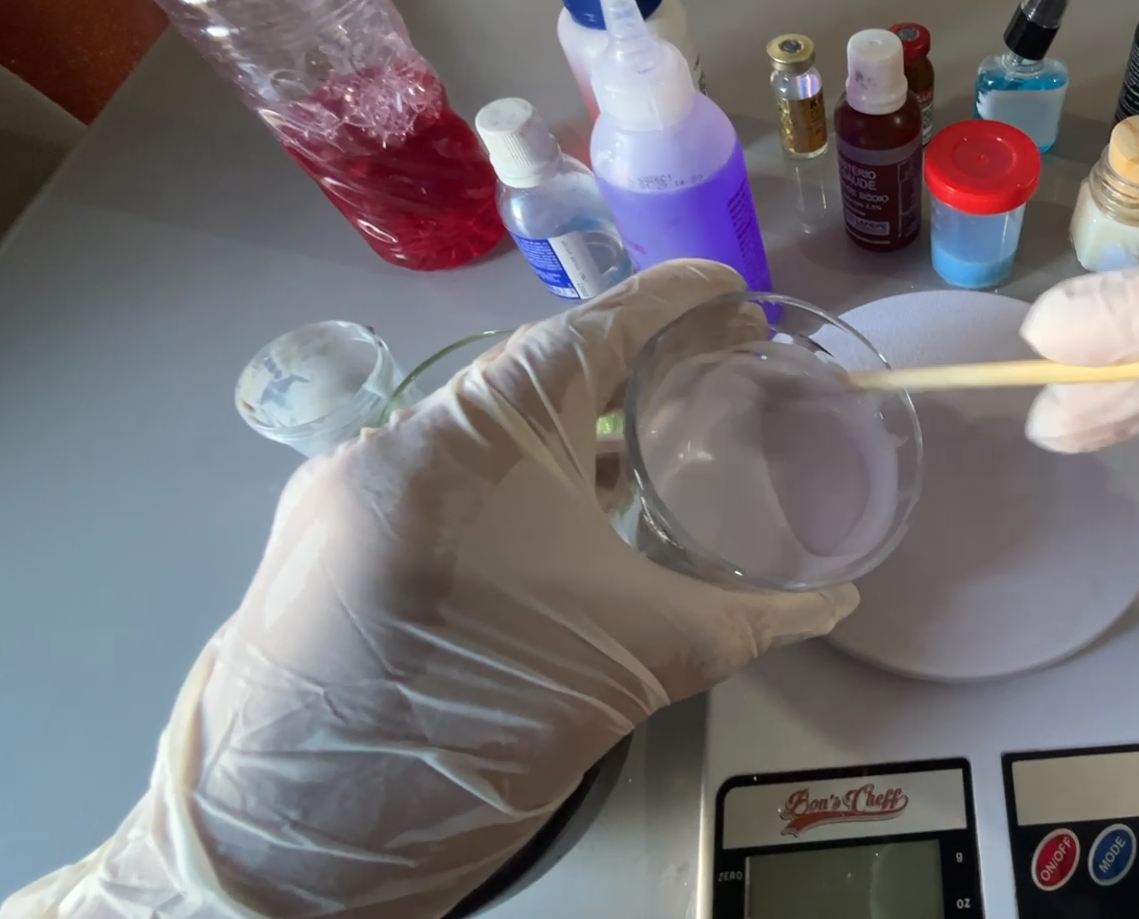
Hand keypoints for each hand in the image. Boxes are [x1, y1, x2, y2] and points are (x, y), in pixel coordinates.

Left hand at [4, 260, 856, 918]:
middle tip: (723, 340)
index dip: (667, 297)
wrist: (302, 855)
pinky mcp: (343, 522)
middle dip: (643, 343)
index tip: (728, 284)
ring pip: (500, 407)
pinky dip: (540, 452)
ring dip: (589, 399)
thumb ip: (754, 617)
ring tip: (669, 403)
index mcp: (478, 449)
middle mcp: (410, 441)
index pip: (589, 334)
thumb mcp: (643, 660)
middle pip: (547, 360)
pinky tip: (591, 482)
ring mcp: (364, 479)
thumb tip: (836, 603)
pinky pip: (463, 454)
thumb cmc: (489, 727)